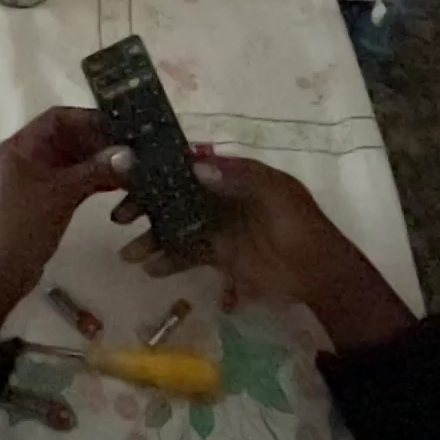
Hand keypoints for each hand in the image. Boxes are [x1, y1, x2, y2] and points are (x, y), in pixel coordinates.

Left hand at [0, 107, 129, 337]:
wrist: (1, 272)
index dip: (88, 118)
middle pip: (67, 138)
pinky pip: (71, 180)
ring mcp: (34, 179)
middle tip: (132, 148)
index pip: (57, 118)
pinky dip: (92, 180)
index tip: (119, 125)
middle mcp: (26, 157)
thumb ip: (97, 170)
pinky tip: (119, 185)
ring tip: (132, 166)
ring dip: (99, 163)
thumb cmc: (25, 225)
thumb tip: (131, 153)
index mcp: (21, 147)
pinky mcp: (44, 199)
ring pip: (72, 161)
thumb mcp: (63, 193)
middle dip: (99, 142)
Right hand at [113, 153, 414, 349]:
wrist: (320, 276)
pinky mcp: (217, 255)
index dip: (159, 166)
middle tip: (119, 216)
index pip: (189, 163)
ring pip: (174, 226)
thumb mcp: (277, 194)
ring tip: (128, 252)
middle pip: (173, 195)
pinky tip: (149, 268)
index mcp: (233, 174)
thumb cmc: (300, 226)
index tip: (129, 170)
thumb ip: (240, 178)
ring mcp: (216, 226)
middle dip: (145, 203)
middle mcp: (219, 196)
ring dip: (150, 236)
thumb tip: (196, 165)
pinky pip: (186, 253)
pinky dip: (167, 260)